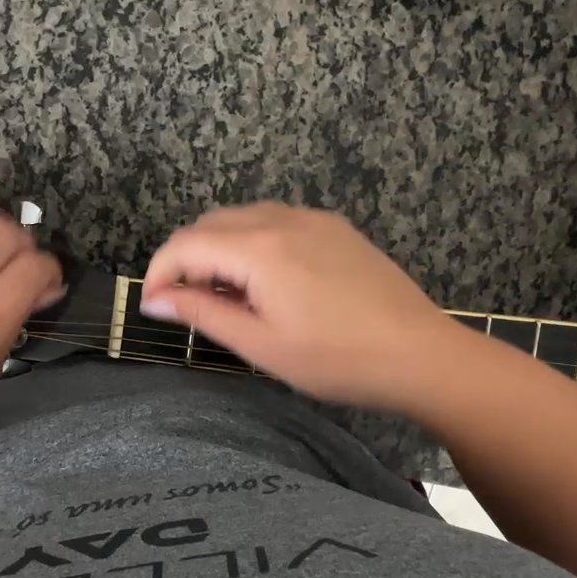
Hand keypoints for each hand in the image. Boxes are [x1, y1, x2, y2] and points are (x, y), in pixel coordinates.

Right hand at [139, 203, 463, 407]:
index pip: (184, 244)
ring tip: (226, 295)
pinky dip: (251, 242)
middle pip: (209, 224)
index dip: (158, 272)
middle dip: (185, 258)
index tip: (153, 306)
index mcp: (259, 249)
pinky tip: (265, 281)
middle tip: (187, 304)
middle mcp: (280, 219)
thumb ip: (202, 313)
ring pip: (241, 218)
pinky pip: (274, 221)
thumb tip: (155, 300)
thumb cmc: (336, 359)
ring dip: (217, 248)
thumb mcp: (260, 345)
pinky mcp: (334, 227)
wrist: (422, 356)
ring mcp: (311, 219)